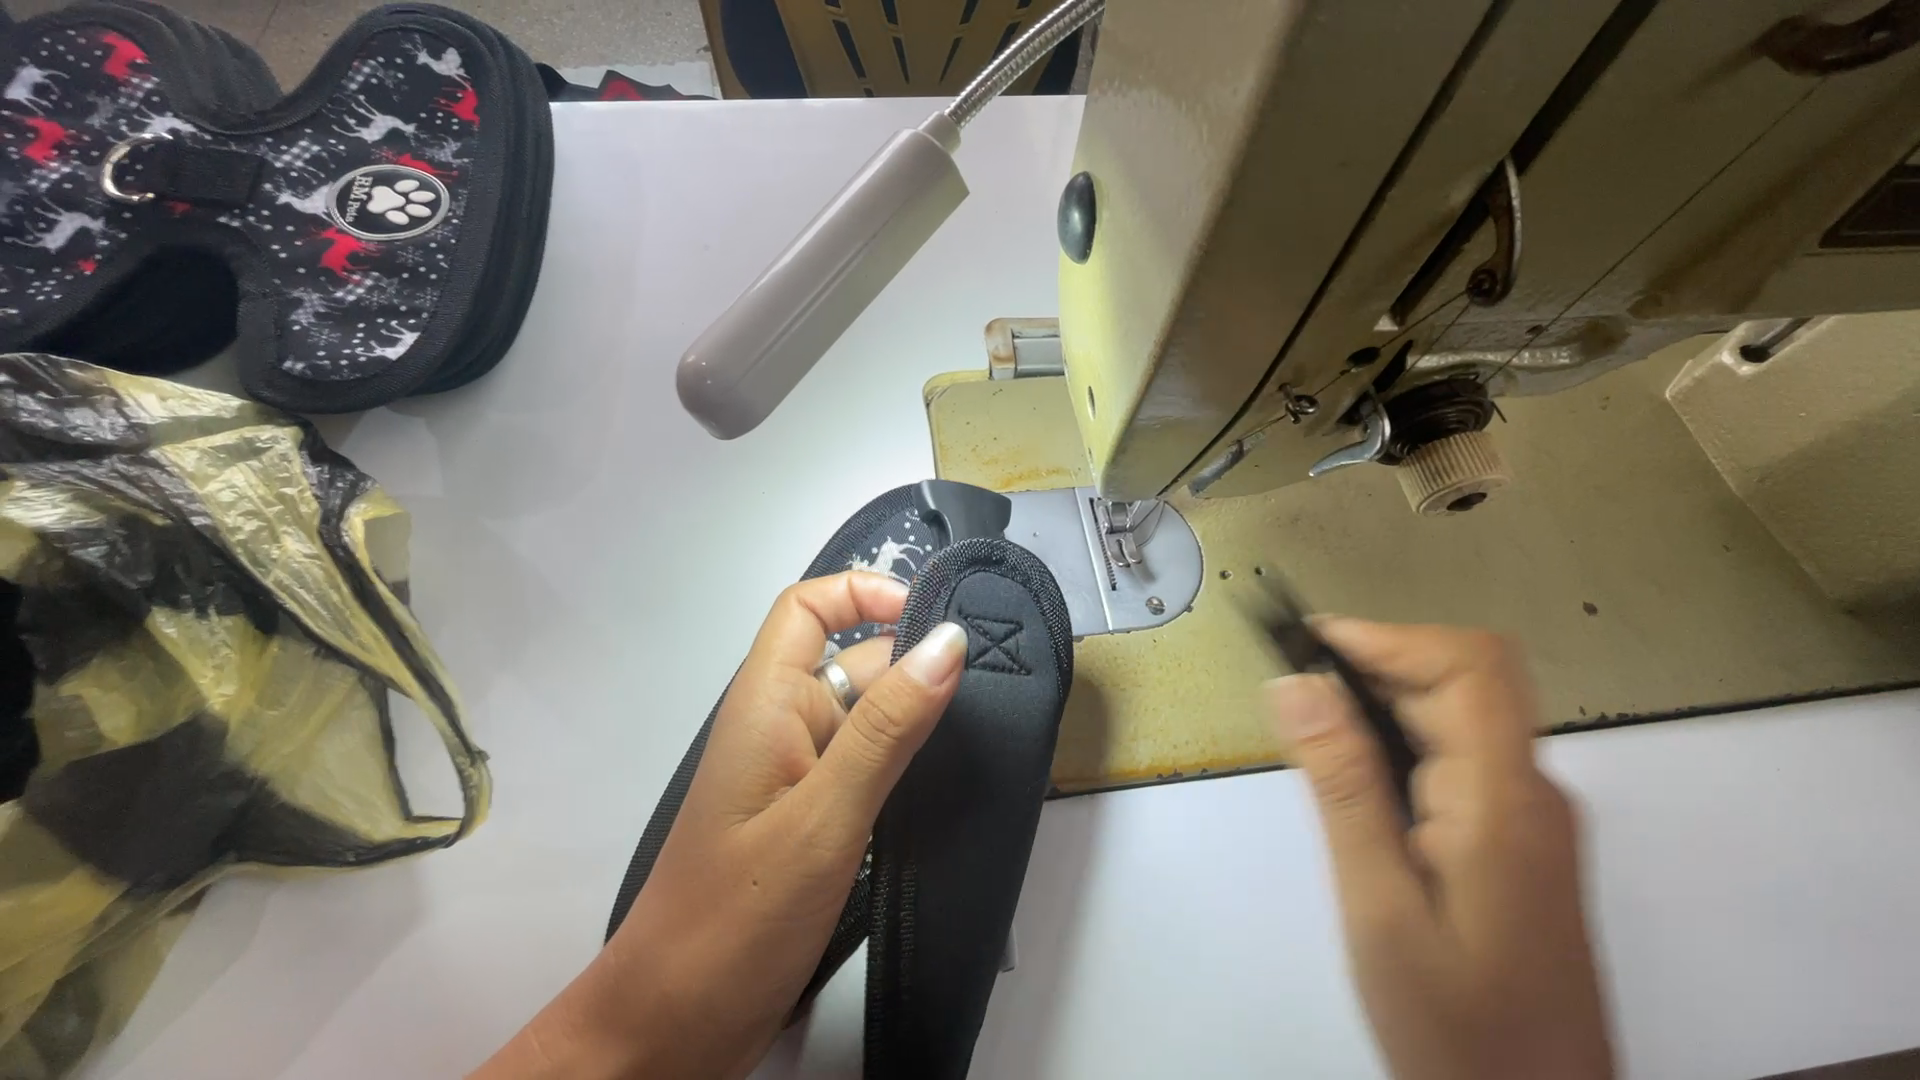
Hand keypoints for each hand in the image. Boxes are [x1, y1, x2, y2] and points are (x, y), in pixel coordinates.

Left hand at [475, 572, 968, 1079]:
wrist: (674, 1028)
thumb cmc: (737, 917)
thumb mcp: (824, 816)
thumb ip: (887, 728)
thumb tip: (949, 641)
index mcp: (766, 702)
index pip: (809, 607)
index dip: (867, 593)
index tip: (935, 623)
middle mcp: (783, 725)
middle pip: (854, 660)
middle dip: (916, 664)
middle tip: (995, 686)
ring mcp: (799, 774)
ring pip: (869, 717)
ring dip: (920, 717)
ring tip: (990, 729)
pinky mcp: (814, 817)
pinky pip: (869, 766)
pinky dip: (909, 762)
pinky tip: (954, 778)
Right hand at [1268, 619, 1612, 1079]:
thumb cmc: (1454, 1026)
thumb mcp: (1378, 905)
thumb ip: (1343, 787)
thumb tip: (1297, 684)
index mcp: (1504, 801)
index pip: (1469, 665)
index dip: (1387, 636)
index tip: (1307, 644)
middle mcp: (1531, 794)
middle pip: (1462, 684)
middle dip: (1372, 668)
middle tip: (1291, 698)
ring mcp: (1531, 819)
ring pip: (1457, 720)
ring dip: (1379, 706)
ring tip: (1309, 739)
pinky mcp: (1517, 844)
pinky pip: (1456, 761)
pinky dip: (1396, 745)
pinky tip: (1354, 786)